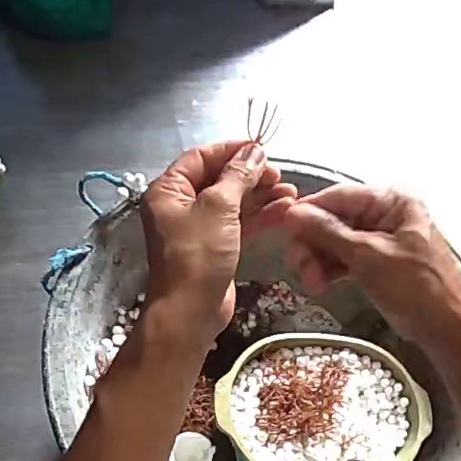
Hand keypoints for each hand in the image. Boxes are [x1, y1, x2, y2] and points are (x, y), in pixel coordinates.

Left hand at [140, 140, 294, 346]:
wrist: (192, 310)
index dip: (232, 150)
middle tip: (280, 176)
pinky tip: (284, 210)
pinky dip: (259, 217)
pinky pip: (238, 224)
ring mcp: (198, 229)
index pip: (201, 157)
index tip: (262, 149)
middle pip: (219, 180)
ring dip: (260, 197)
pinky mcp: (215, 248)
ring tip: (290, 193)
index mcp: (169, 191)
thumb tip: (255, 152)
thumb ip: (238, 175)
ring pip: (233, 203)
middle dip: (251, 176)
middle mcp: (180, 207)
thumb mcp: (218, 207)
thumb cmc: (198, 255)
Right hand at [266, 185, 460, 345]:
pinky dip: (331, 271)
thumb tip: (292, 214)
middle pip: (335, 221)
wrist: (447, 327)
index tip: (283, 228)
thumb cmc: (417, 288)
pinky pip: (346, 261)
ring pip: (337, 243)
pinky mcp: (378, 265)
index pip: (340, 197)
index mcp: (393, 202)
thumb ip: (328, 233)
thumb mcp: (368, 257)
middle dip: (313, 244)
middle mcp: (387, 216)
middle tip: (298, 267)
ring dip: (319, 261)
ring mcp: (382, 241)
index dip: (309, 212)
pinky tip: (320, 285)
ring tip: (312, 285)